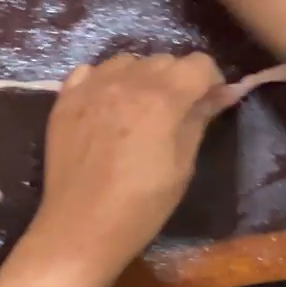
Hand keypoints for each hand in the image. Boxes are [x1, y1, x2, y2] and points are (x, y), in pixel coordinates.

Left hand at [23, 53, 227, 279]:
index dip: (210, 81)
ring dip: (140, 77)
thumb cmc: (141, 205)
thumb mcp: (182, 166)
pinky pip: (92, 72)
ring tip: (138, 110)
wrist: (81, 226)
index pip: (199, 63)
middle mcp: (126, 82)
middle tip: (175, 112)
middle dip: (177, 79)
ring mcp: (91, 87)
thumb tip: (220, 94)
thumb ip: (199, 120)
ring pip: (127, 62)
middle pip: (163, 60)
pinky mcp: (65, 99)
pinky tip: (106, 107)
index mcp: (162, 98)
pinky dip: (105, 81)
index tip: (209, 102)